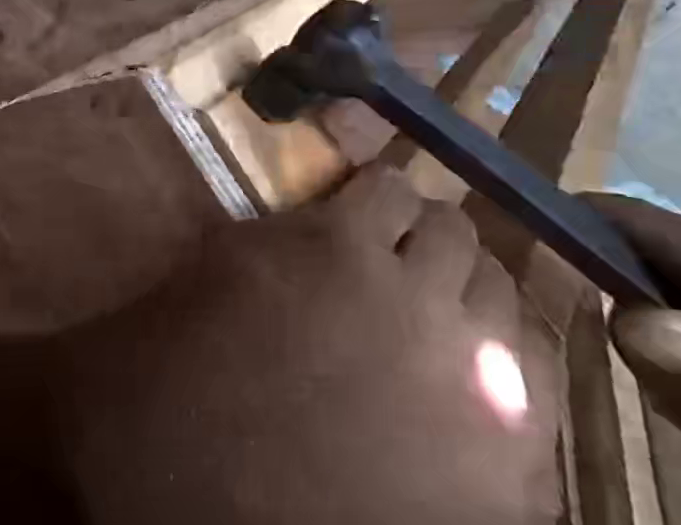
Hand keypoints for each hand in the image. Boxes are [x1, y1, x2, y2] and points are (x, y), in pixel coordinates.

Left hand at [56, 165, 537, 524]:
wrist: (138, 462)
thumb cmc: (262, 501)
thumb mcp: (402, 504)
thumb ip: (464, 455)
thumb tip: (499, 396)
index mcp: (495, 465)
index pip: (542, 370)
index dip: (500, 331)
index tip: (469, 319)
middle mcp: (470, 374)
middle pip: (495, 284)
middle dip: (459, 276)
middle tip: (418, 274)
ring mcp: (403, 300)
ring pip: (450, 227)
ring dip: (422, 231)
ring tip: (384, 237)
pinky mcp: (335, 244)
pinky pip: (385, 187)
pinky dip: (377, 192)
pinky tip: (351, 207)